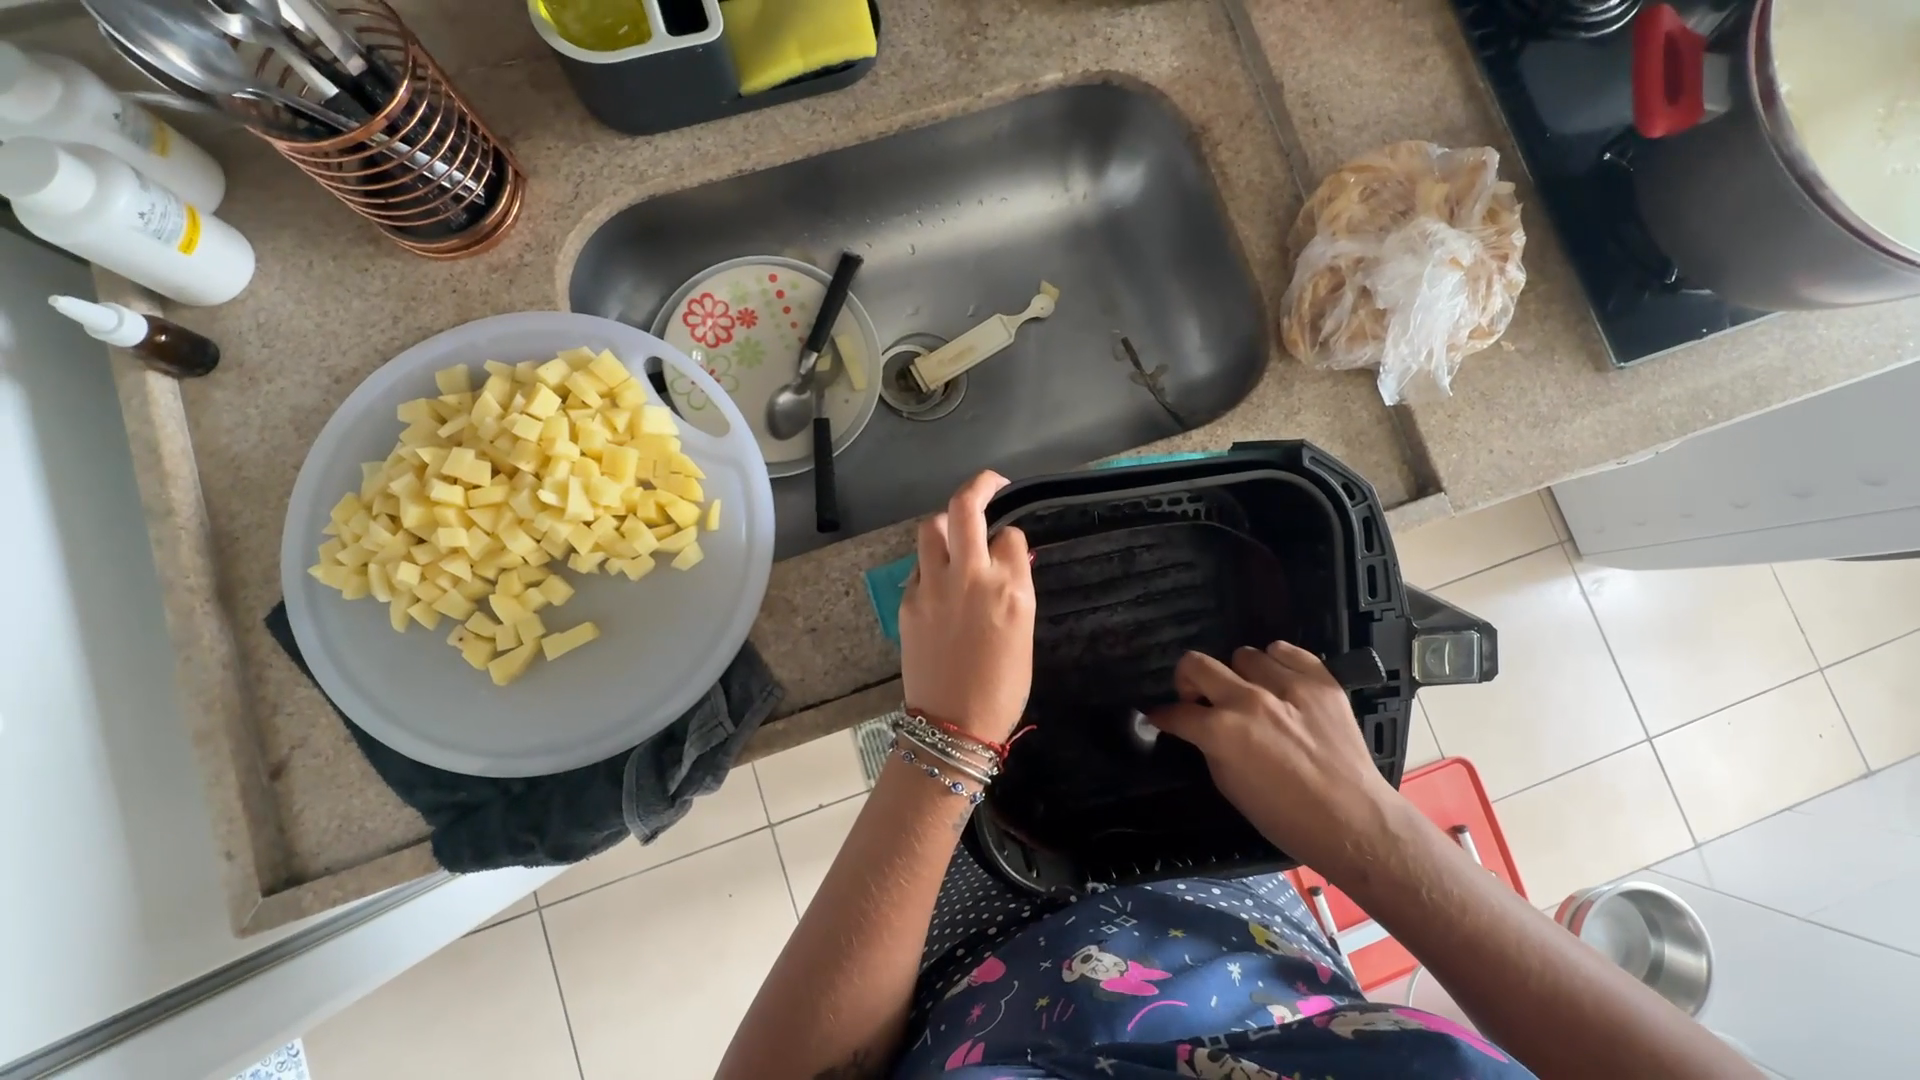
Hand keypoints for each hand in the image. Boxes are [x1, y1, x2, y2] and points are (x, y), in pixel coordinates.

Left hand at [899, 471, 1035, 741]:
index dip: (1012, 540)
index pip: (1011, 536)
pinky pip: (919, 565)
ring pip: (933, 527)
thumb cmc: (1003, 689)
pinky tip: (941, 582)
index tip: (1012, 548)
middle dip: (980, 485)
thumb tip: (1010, 562)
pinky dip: (932, 564)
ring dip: (947, 522)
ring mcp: (934, 586)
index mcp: (1010, 588)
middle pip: (966, 507)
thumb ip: (1016, 589)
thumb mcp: (1024, 634)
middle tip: (991, 484)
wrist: (954, 725)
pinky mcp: (909, 601)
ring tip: (958, 533)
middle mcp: (970, 576)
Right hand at [1149, 643, 1401, 872]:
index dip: (1163, 716)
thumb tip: (1200, 729)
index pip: (1176, 712)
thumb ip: (1210, 748)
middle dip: (1188, 681)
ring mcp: (1287, 686)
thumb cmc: (1286, 818)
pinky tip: (1281, 684)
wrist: (1353, 822)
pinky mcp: (1321, 681)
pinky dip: (1278, 663)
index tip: (1161, 716)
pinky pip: (1287, 651)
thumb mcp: (1230, 786)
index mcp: (1222, 731)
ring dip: (1240, 676)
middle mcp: (1249, 700)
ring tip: (1254, 696)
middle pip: (1196, 664)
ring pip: (1244, 655)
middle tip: (1200, 699)